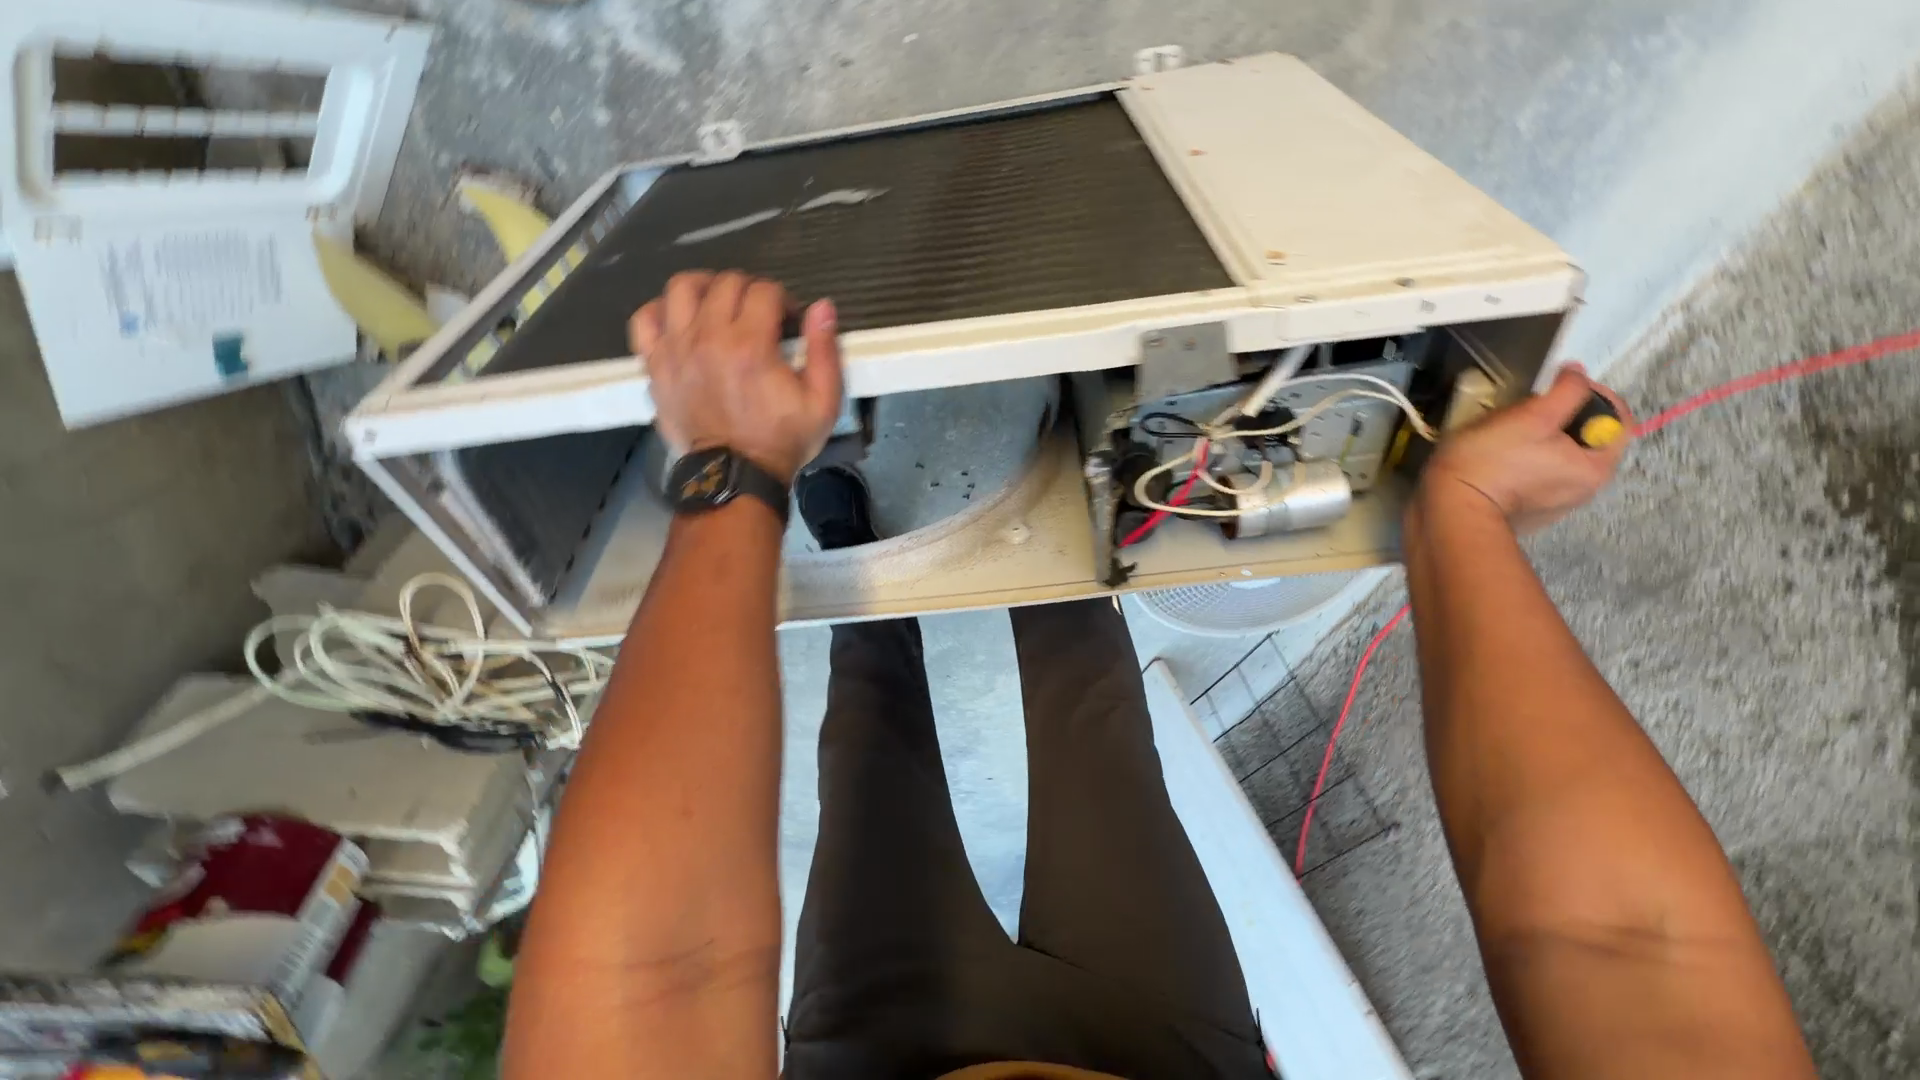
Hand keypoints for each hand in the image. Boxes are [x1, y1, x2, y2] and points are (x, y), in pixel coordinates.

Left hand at [629, 271, 844, 481]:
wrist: (735, 477)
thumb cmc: (781, 441)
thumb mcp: (822, 403)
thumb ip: (825, 351)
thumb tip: (822, 306)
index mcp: (751, 345)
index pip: (765, 291)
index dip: (783, 299)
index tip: (789, 319)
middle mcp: (709, 337)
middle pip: (726, 283)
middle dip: (750, 290)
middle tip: (760, 314)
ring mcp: (676, 349)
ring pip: (682, 288)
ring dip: (705, 286)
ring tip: (718, 303)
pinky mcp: (656, 365)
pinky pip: (645, 319)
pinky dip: (660, 310)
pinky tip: (679, 320)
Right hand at [1417, 364, 1630, 533]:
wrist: (1448, 514)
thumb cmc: (1490, 464)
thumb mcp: (1528, 417)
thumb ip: (1564, 392)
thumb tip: (1578, 373)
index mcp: (1596, 467)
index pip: (1617, 418)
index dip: (1592, 394)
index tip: (1556, 387)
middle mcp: (1586, 489)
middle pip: (1587, 439)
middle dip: (1562, 420)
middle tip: (1525, 413)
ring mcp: (1557, 505)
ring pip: (1560, 458)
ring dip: (1542, 442)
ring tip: (1507, 438)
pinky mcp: (1529, 514)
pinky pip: (1538, 479)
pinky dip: (1526, 465)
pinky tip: (1498, 465)